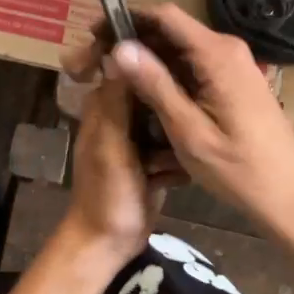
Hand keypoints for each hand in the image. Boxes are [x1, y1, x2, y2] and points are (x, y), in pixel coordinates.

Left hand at [56, 71, 185, 265]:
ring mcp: (139, 139)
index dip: (155, 64)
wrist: (109, 242)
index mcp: (105, 104)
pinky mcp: (155, 161)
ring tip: (173, 161)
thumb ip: (116, 101)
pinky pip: (176, 151)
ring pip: (171, 123)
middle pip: (158, 96)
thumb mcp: (110, 144)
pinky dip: (177, 164)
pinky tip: (174, 179)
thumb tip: (119, 51)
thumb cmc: (106, 191)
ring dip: (177, 143)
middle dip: (173, 110)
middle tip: (188, 125)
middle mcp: (121, 115)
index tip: (186, 65)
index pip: (133, 68)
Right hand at [82, 5, 293, 238]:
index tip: (94, 32)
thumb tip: (119, 48)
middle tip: (96, 62)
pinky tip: (143, 93)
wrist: (290, 199)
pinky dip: (165, 73)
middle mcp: (227, 49)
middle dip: (132, 40)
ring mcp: (232, 64)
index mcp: (217, 55)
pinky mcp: (233, 80)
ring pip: (178, 48)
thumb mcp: (189, 132)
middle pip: (169, 30)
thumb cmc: (240, 171)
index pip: (164, 15)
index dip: (126, 17)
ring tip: (112, 78)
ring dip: (146, 58)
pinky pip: (191, 65)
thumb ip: (155, 86)